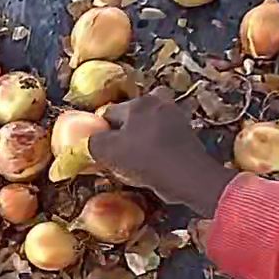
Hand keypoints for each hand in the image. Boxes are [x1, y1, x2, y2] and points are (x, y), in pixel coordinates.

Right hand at [90, 94, 236, 216]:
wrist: (187, 176)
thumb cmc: (145, 158)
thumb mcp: (109, 152)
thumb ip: (93, 143)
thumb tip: (90, 141)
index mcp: (138, 102)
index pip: (109, 113)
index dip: (101, 132)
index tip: (100, 149)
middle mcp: (158, 102)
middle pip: (132, 116)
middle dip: (124, 131)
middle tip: (119, 152)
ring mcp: (176, 117)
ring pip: (149, 125)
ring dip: (141, 138)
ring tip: (135, 158)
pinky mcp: (188, 133)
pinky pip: (164, 137)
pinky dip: (157, 146)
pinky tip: (153, 162)